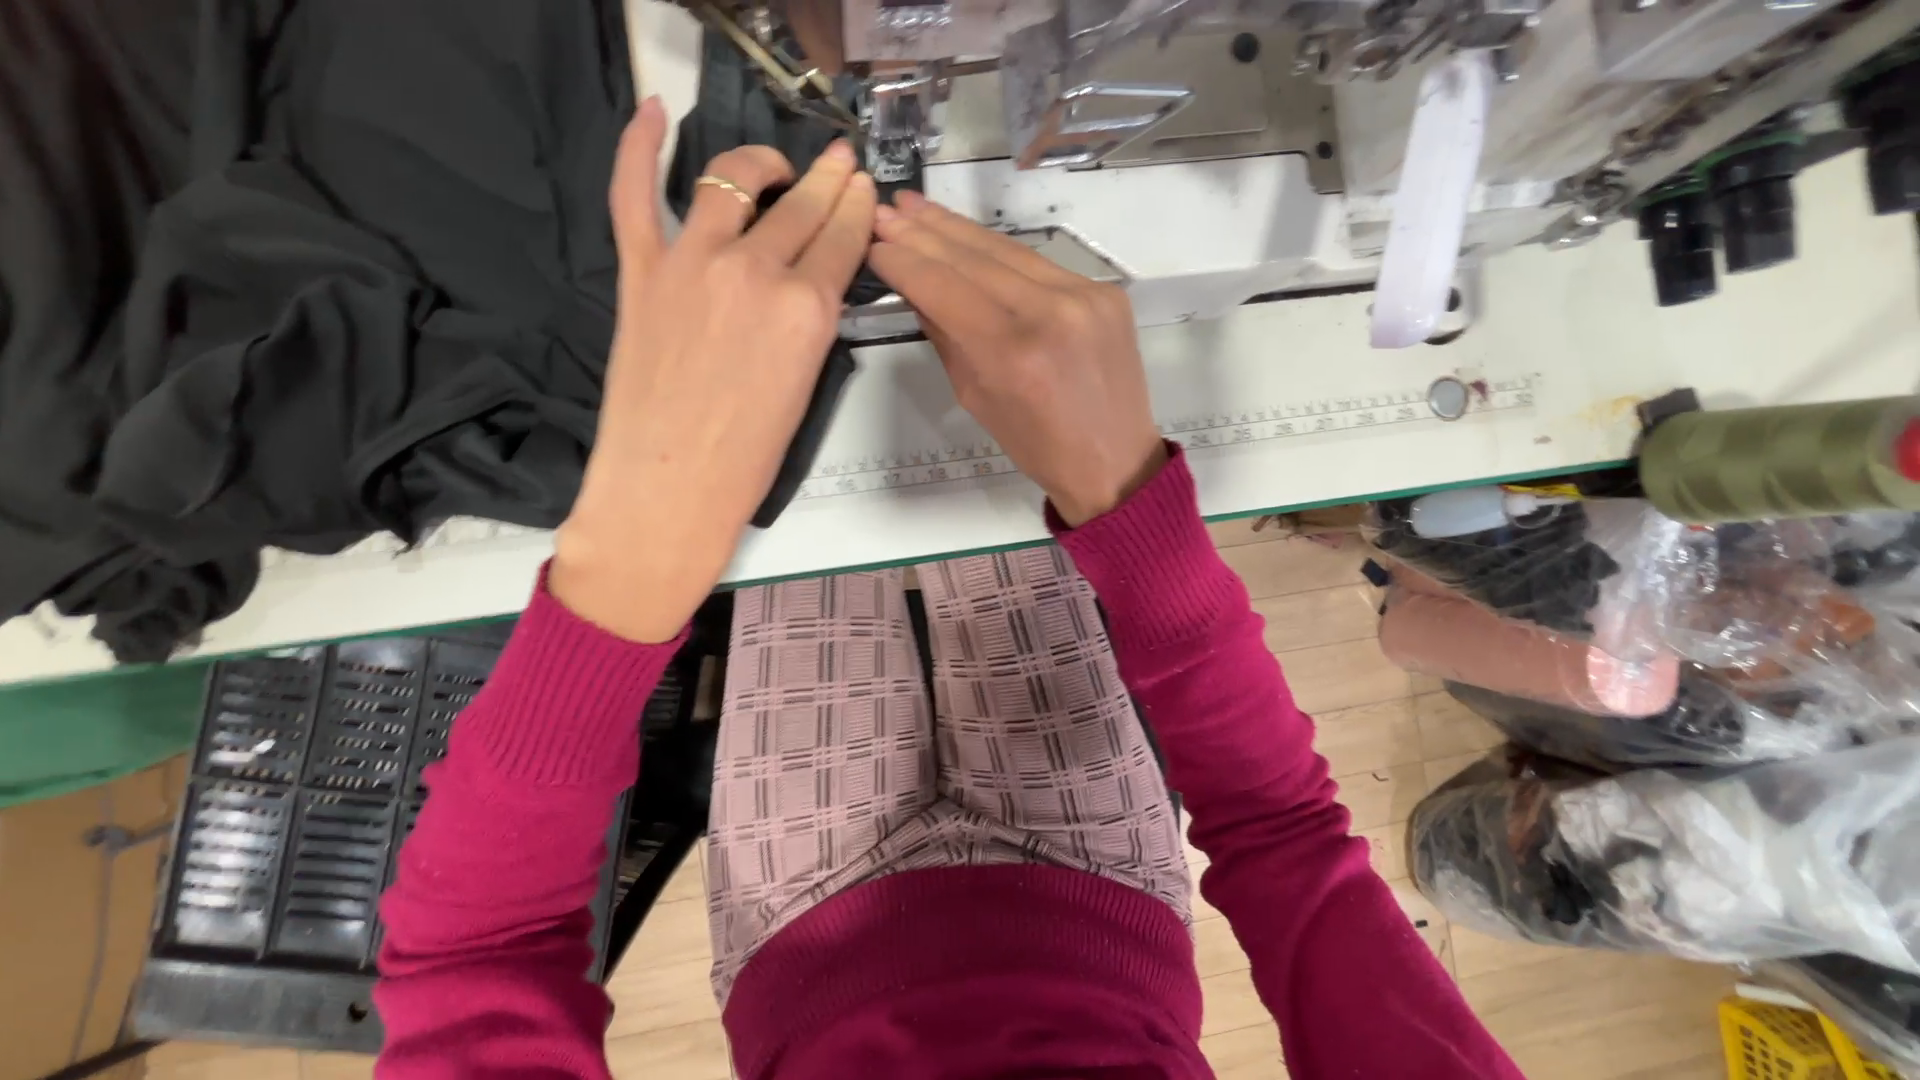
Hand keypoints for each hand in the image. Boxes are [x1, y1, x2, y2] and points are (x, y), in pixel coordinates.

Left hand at [551, 98, 876, 641]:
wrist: (669, 490)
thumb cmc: (748, 459)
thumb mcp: (805, 386)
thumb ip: (809, 323)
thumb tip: (809, 282)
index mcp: (806, 308)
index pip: (843, 237)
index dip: (858, 208)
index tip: (865, 188)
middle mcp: (755, 270)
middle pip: (802, 205)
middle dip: (829, 179)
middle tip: (840, 163)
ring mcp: (691, 262)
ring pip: (732, 180)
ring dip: (761, 162)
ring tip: (773, 165)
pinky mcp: (641, 270)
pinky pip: (634, 193)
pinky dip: (638, 146)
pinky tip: (653, 112)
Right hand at [869, 192, 1165, 526]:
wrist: (1113, 459)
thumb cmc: (1036, 445)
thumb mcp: (975, 398)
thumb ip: (946, 337)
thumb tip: (915, 287)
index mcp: (1011, 354)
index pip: (942, 288)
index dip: (903, 261)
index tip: (872, 241)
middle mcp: (1049, 313)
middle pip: (973, 258)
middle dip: (923, 232)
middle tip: (885, 209)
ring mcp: (1084, 297)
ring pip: (1006, 251)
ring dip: (957, 229)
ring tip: (917, 208)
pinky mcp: (1105, 292)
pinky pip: (1039, 264)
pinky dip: (999, 252)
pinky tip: (969, 239)